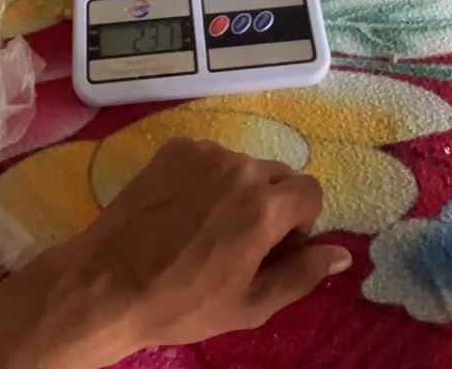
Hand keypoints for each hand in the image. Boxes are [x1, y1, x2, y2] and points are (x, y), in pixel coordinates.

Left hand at [14, 138, 350, 366]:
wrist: (110, 281)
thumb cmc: (184, 301)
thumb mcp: (250, 304)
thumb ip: (302, 274)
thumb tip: (342, 253)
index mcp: (264, 207)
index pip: (311, 191)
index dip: (301, 223)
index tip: (276, 248)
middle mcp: (240, 167)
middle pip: (278, 175)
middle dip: (273, 204)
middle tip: (242, 240)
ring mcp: (205, 152)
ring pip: (243, 164)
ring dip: (239, 188)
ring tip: (207, 224)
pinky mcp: (176, 146)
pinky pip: (210, 156)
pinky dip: (207, 176)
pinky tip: (184, 207)